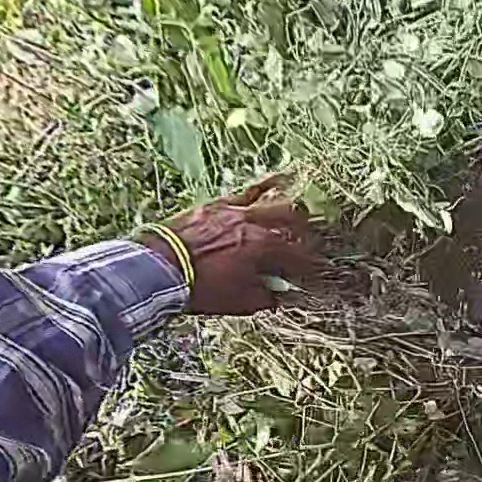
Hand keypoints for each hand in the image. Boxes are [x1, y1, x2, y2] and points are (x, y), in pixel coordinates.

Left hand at [143, 175, 321, 314]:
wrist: (159, 269)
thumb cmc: (201, 289)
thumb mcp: (240, 302)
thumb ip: (267, 296)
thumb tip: (281, 294)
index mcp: (264, 248)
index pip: (300, 258)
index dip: (314, 268)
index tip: (322, 276)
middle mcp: (254, 224)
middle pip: (294, 224)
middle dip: (309, 237)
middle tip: (313, 248)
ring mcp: (236, 211)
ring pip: (275, 204)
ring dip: (293, 212)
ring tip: (304, 218)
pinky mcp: (218, 205)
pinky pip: (247, 192)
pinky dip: (266, 186)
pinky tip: (281, 179)